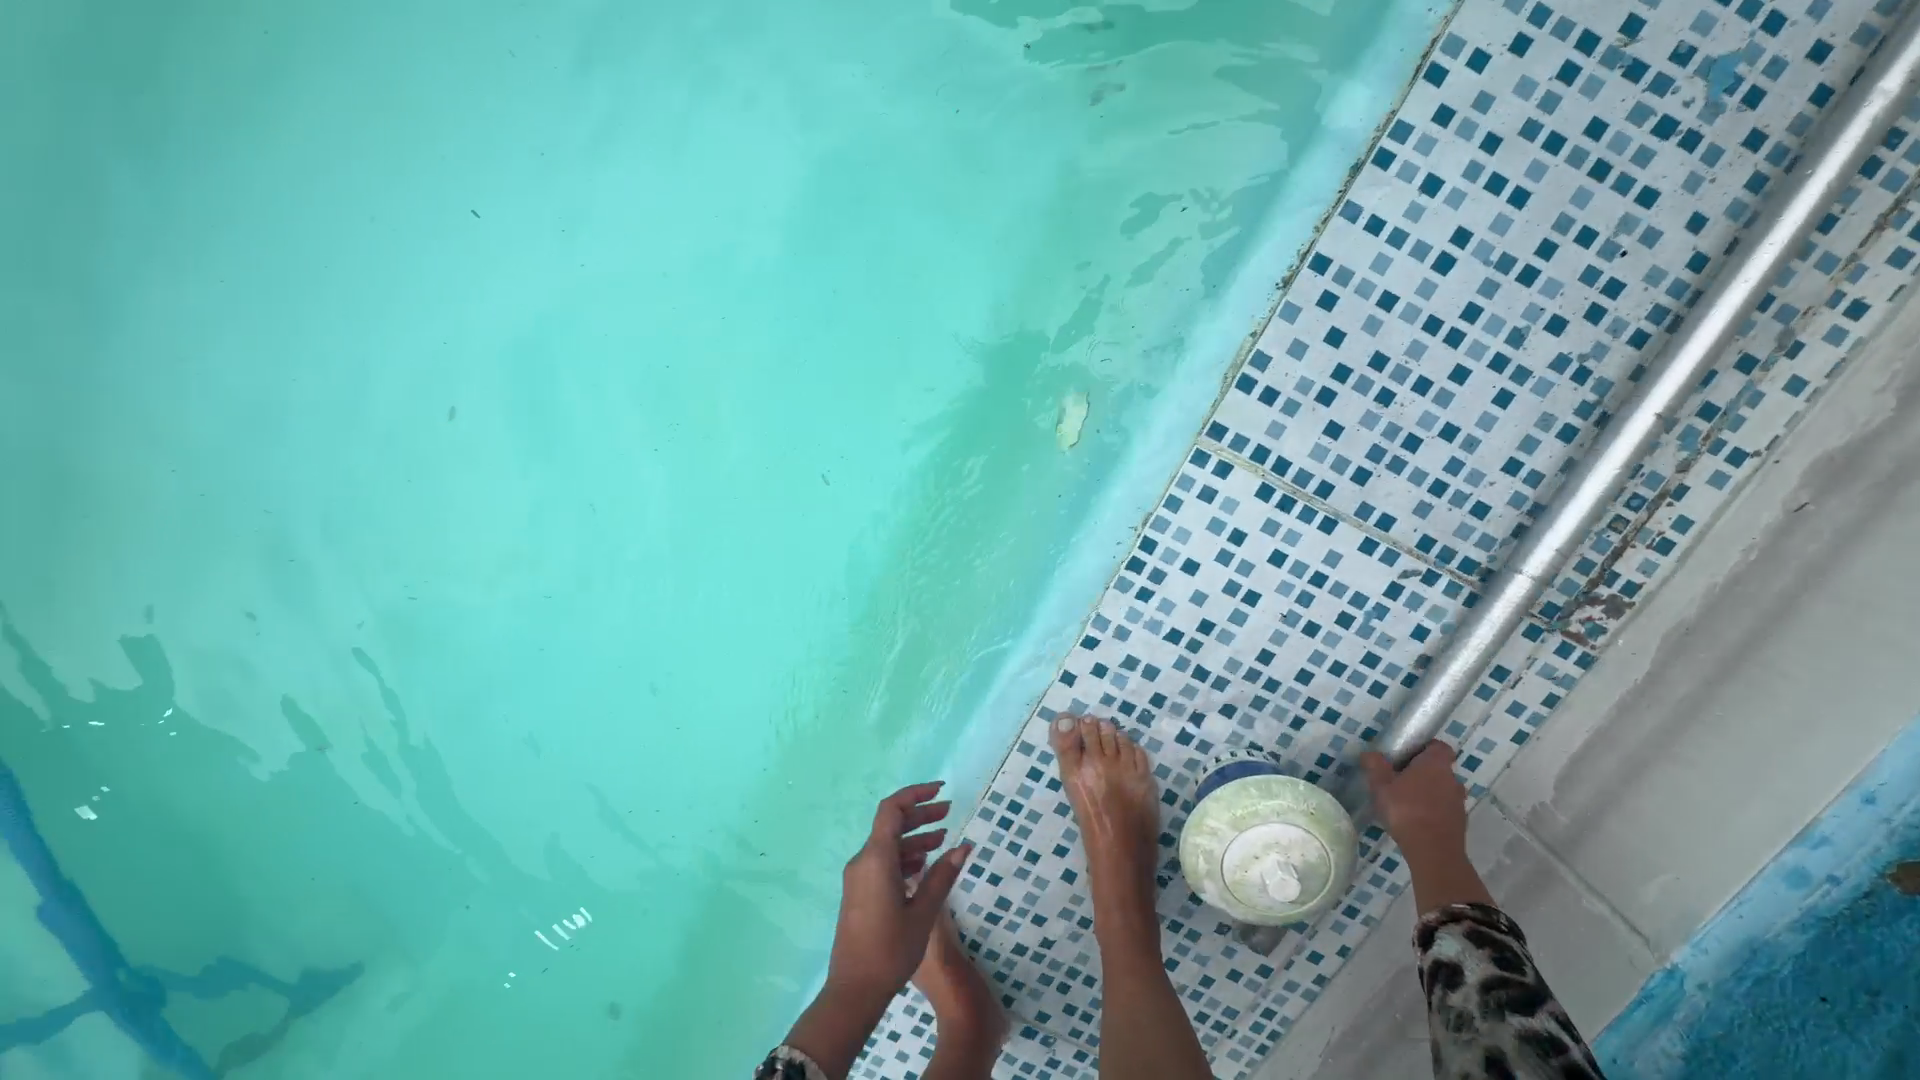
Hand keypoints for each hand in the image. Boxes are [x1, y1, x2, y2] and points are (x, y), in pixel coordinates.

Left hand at [826, 781, 972, 1000]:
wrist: (854, 989)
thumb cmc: (891, 949)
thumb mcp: (923, 912)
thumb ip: (942, 875)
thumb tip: (964, 847)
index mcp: (876, 859)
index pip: (892, 809)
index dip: (916, 794)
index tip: (941, 791)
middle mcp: (863, 861)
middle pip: (891, 824)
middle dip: (920, 814)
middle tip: (949, 812)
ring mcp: (859, 877)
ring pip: (888, 844)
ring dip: (914, 837)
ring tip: (943, 838)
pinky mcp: (860, 892)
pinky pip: (882, 861)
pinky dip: (904, 856)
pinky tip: (925, 865)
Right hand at [1360, 741, 1467, 866]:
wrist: (1433, 850)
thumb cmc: (1405, 810)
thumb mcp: (1380, 785)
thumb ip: (1375, 766)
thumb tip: (1370, 754)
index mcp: (1435, 764)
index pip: (1439, 746)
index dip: (1425, 748)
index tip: (1408, 755)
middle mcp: (1452, 779)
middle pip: (1439, 769)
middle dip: (1422, 772)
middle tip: (1400, 780)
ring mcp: (1458, 802)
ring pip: (1442, 789)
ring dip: (1428, 793)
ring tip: (1406, 803)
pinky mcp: (1459, 822)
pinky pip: (1444, 808)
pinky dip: (1433, 810)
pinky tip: (1415, 820)